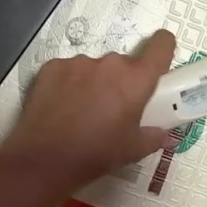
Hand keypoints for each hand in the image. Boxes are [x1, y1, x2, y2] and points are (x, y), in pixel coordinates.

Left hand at [0, 29, 176, 200]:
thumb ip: (154, 136)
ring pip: (95, 67)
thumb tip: (163, 134)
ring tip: (82, 111)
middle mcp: (110, 63)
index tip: (157, 63)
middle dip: (122, 81)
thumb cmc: (96, 154)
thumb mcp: (133, 151)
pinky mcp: (52, 67)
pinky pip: (69, 70)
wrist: (43, 161)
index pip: (161, 45)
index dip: (163, 47)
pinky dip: (70, 84)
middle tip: (113, 108)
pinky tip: (62, 107)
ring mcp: (78, 62)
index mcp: (136, 79)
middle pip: (125, 63)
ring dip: (95, 82)